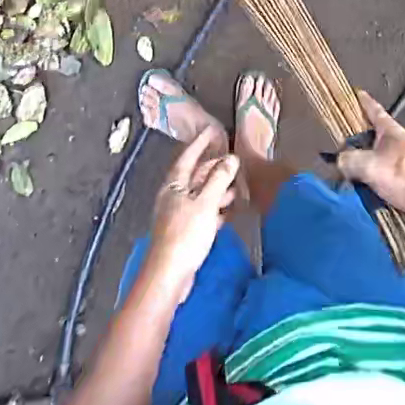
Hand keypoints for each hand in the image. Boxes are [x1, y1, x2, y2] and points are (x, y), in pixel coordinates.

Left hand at [141, 134, 239, 302]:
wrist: (169, 275)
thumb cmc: (185, 234)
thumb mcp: (206, 203)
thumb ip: (219, 179)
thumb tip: (231, 158)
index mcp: (174, 184)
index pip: (188, 157)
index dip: (200, 143)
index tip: (211, 129)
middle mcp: (173, 195)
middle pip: (195, 175)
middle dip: (213, 165)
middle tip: (231, 157)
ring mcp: (178, 214)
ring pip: (200, 193)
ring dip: (217, 187)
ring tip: (235, 182)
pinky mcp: (184, 231)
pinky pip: (202, 211)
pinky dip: (215, 207)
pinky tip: (228, 209)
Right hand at [337, 91, 404, 228]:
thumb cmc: (403, 178)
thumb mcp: (368, 166)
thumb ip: (349, 160)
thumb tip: (339, 160)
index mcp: (393, 131)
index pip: (376, 111)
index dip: (365, 102)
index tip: (359, 93)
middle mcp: (404, 142)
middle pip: (381, 134)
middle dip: (365, 136)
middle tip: (349, 139)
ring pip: (387, 155)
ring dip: (373, 159)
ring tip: (358, 168)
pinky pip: (393, 173)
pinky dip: (381, 176)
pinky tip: (374, 187)